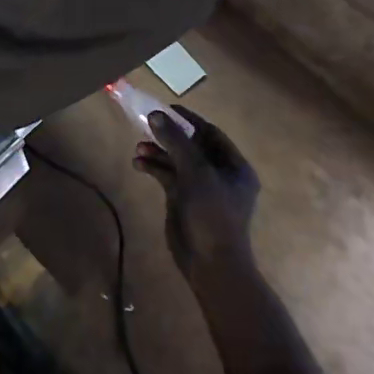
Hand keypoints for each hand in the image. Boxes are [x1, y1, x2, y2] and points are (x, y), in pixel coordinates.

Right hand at [133, 106, 259, 279]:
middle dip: (170, 137)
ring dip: (159, 152)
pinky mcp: (184, 201)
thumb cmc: (212, 215)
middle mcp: (219, 175)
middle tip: (146, 125)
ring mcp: (201, 189)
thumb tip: (156, 114)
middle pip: (192, 146)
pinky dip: (154, 169)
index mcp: (234, 167)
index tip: (165, 109)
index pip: (210, 134)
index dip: (188, 120)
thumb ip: (177, 143)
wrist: (210, 264)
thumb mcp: (196, 174)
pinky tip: (138, 163)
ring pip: (178, 162)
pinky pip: (168, 178)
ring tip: (139, 146)